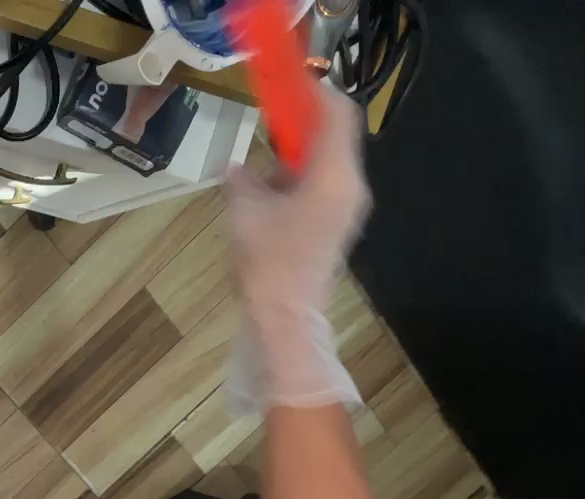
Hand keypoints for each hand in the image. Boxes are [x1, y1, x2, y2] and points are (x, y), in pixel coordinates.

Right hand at [223, 83, 371, 413]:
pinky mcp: (335, 230)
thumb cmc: (266, 265)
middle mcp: (350, 187)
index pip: (337, 113)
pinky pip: (320, 192)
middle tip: (263, 134)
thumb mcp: (244, 215)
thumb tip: (234, 168)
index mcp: (333, 177)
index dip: (312, 95)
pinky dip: (297, 186)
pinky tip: (267, 203)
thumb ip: (241, 182)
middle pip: (332, 140)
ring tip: (258, 176)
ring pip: (325, 168)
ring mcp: (346, 211)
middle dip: (298, 132)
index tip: (284, 91)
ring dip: (294, 162)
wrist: (284, 321)